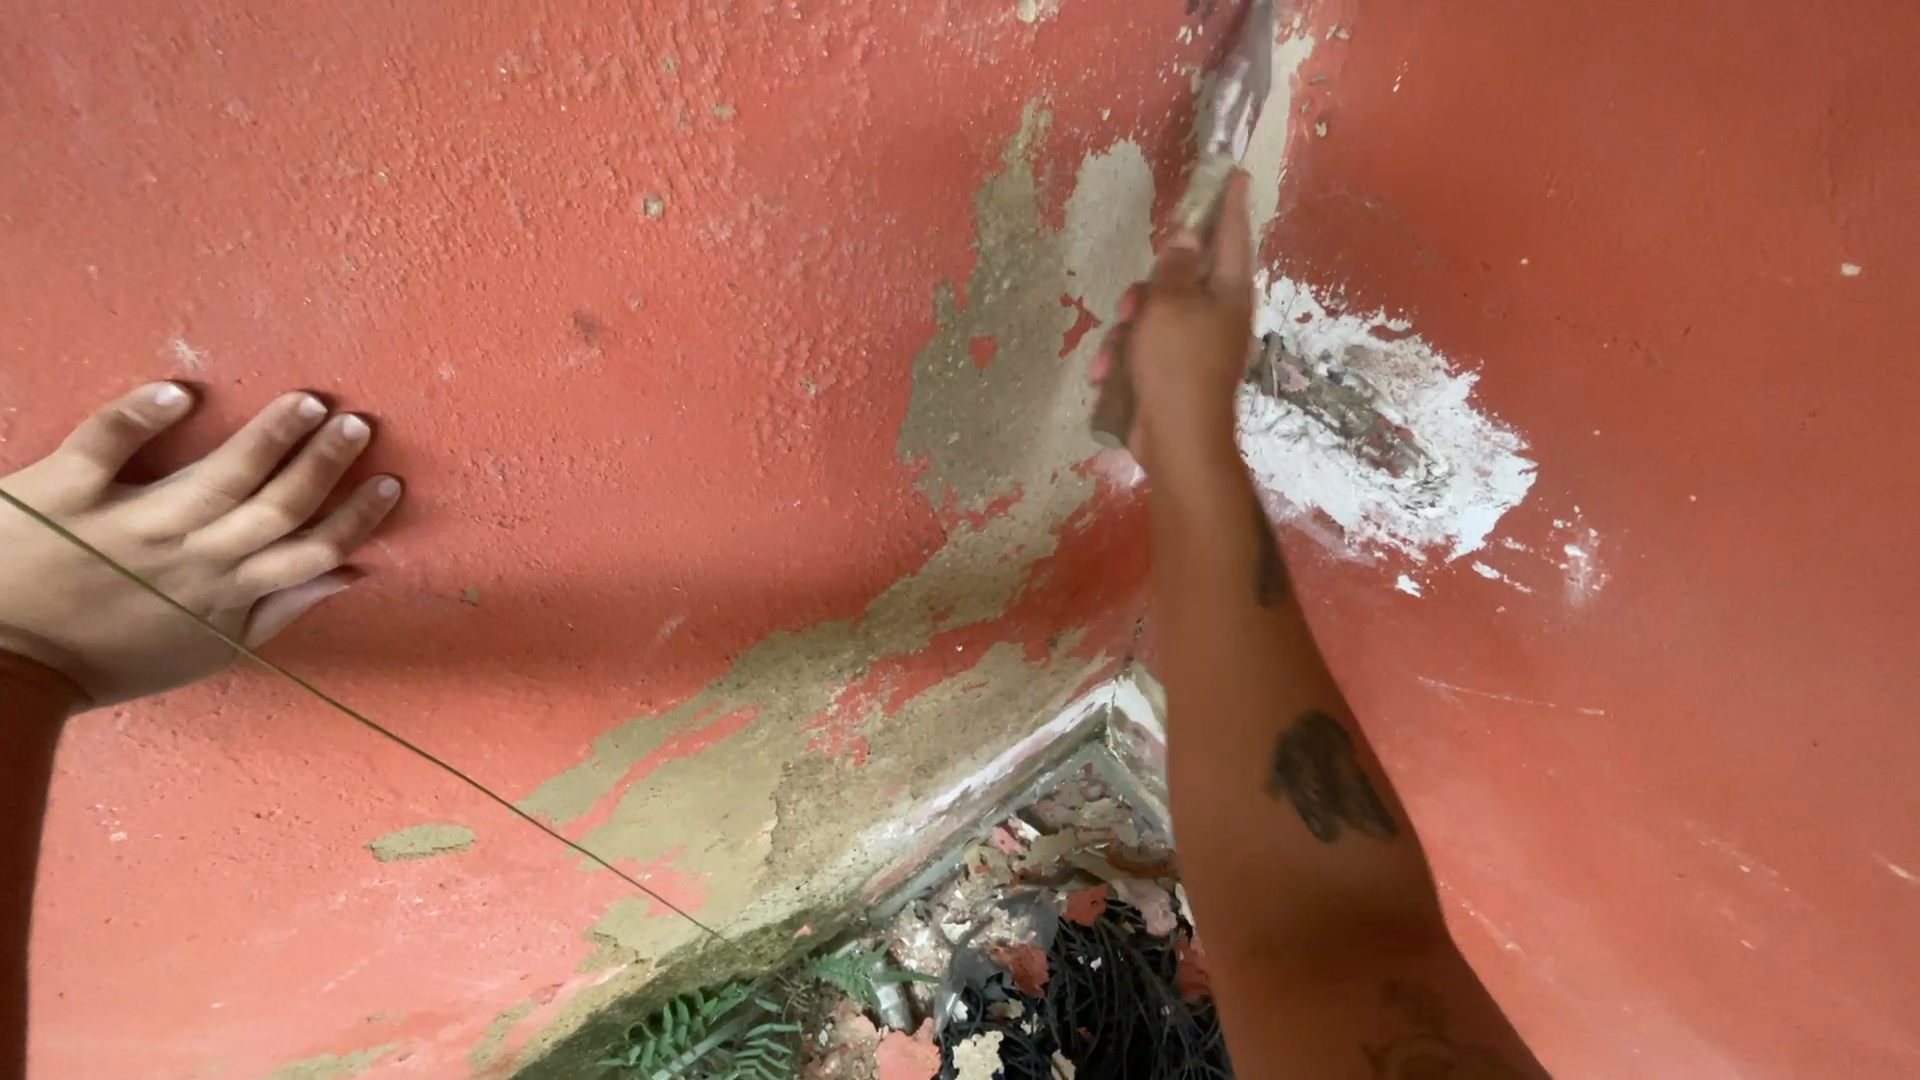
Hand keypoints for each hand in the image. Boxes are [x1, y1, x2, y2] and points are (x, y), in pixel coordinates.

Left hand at [0, 383, 401, 708]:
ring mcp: (127, 526)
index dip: (360, 515)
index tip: (389, 482)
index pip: (316, 549)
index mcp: (230, 590)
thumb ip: (283, 608)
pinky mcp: (56, 498)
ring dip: (268, 437)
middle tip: (356, 424)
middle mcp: (192, 556)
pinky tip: (179, 390)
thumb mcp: (214, 650)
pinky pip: (99, 449)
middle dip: (325, 463)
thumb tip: (351, 572)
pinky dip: (138, 417)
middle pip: (279, 505)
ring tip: (307, 402)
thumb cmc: (112, 661)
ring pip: (216, 476)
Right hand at [1089, 170, 1254, 476]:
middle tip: (1131, 306)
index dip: (1228, 203)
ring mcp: (1194, 347)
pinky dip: (1124, 361)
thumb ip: (1176, 268)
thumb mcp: (1170, 307)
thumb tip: (1188, 236)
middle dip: (1146, 291)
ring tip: (1114, 356)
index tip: (1233, 174)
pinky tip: (1107, 376)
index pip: (1231, 234)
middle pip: (1180, 279)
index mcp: (1229, 292)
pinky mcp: (1171, 374)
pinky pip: (1143, 350)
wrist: (1176, 440)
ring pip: (1152, 317)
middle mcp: (1217, 315)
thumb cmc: (1177, 366)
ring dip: (1125, 334)